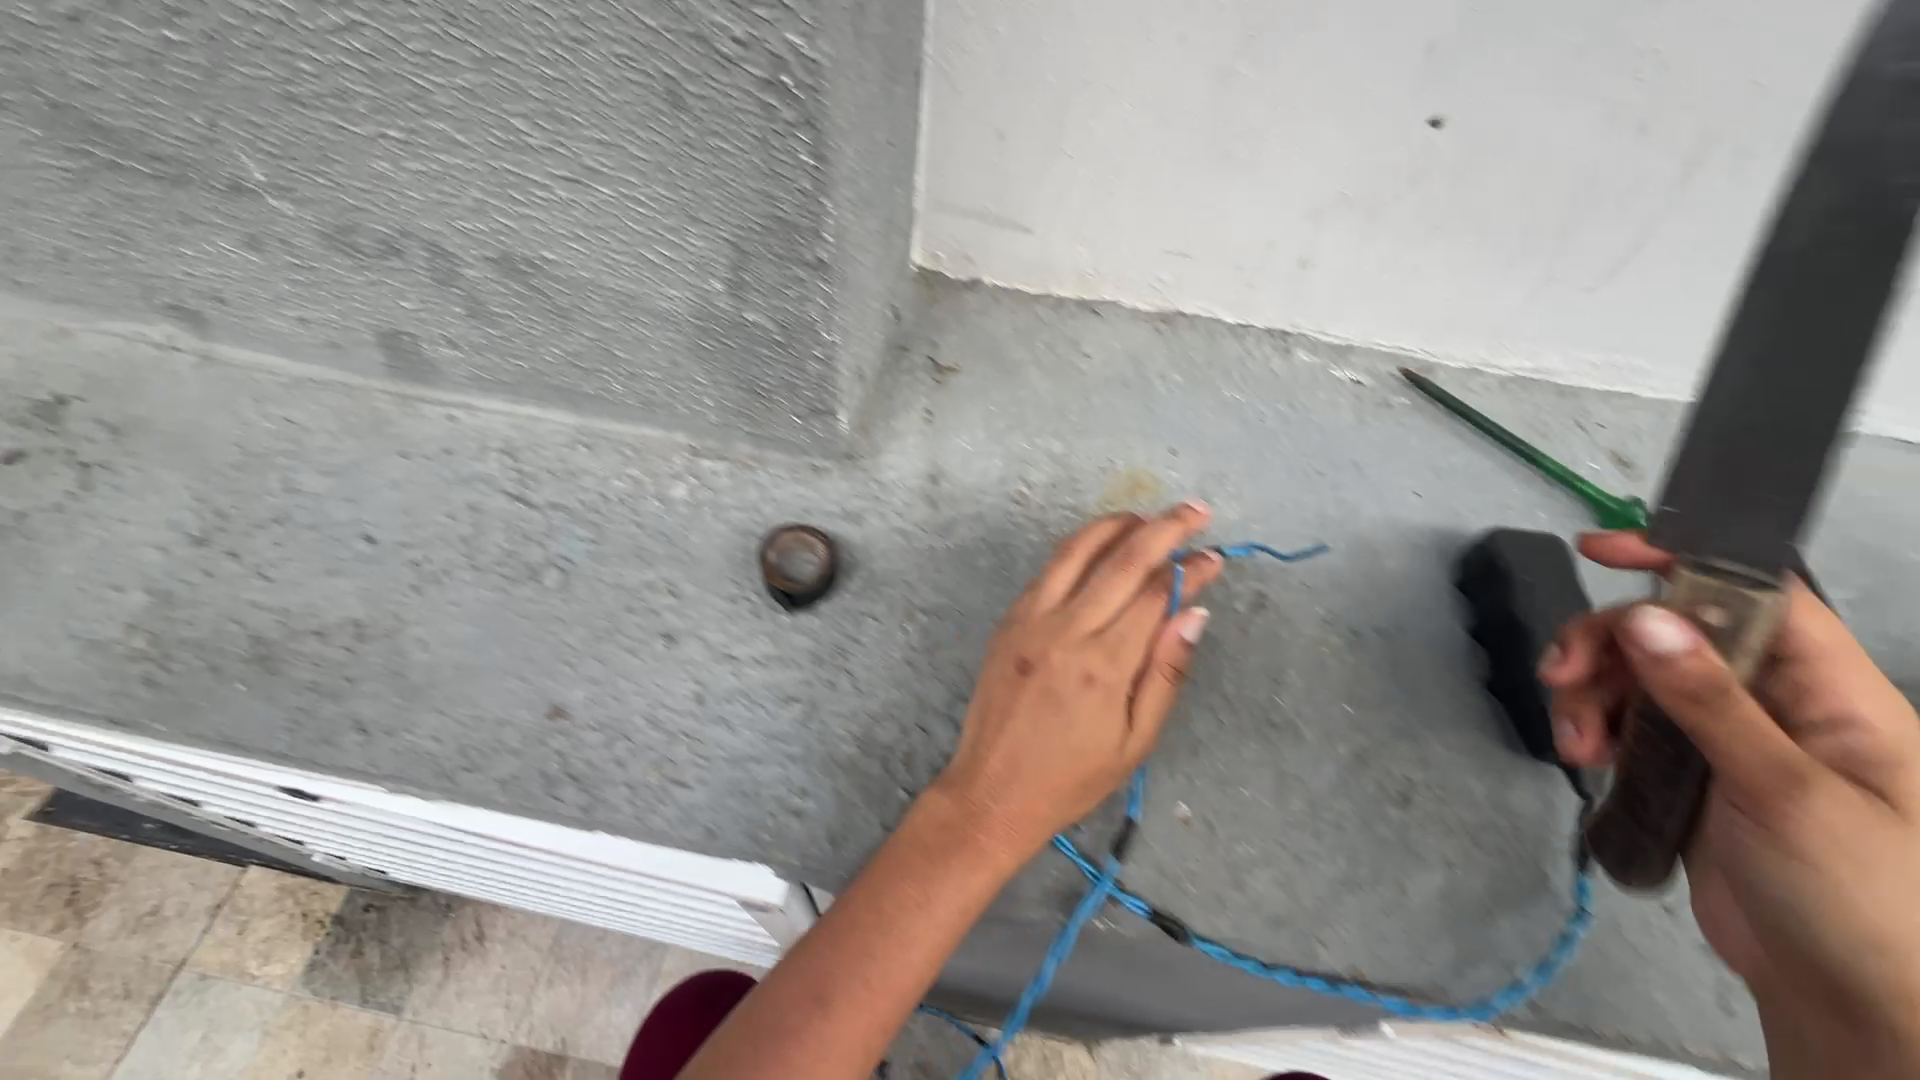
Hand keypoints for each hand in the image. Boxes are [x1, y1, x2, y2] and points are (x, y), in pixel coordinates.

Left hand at [930, 503, 1221, 861]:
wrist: (992, 791)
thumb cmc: (1071, 777)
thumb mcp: (1135, 741)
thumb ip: (1166, 671)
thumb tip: (1195, 613)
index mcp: (1103, 665)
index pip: (1155, 595)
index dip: (1189, 571)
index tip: (1213, 559)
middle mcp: (1064, 630)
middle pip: (1121, 560)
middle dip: (1164, 529)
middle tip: (1196, 512)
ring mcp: (1029, 620)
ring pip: (1077, 552)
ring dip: (1115, 525)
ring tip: (1148, 517)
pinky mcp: (1008, 621)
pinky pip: (1048, 571)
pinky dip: (1078, 549)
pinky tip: (1099, 546)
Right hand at [1541, 531, 1919, 1074]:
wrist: (1851, 1004)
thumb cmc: (1859, 899)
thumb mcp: (1788, 793)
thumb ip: (1712, 702)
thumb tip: (1646, 618)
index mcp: (1834, 695)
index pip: (1761, 597)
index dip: (1685, 561)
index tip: (1603, 549)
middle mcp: (1777, 704)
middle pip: (1673, 634)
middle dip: (1606, 645)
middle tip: (1561, 675)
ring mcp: (1728, 740)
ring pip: (1637, 679)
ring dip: (1589, 695)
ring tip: (1573, 742)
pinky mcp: (1688, 774)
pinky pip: (1627, 726)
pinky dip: (1593, 731)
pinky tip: (1581, 757)